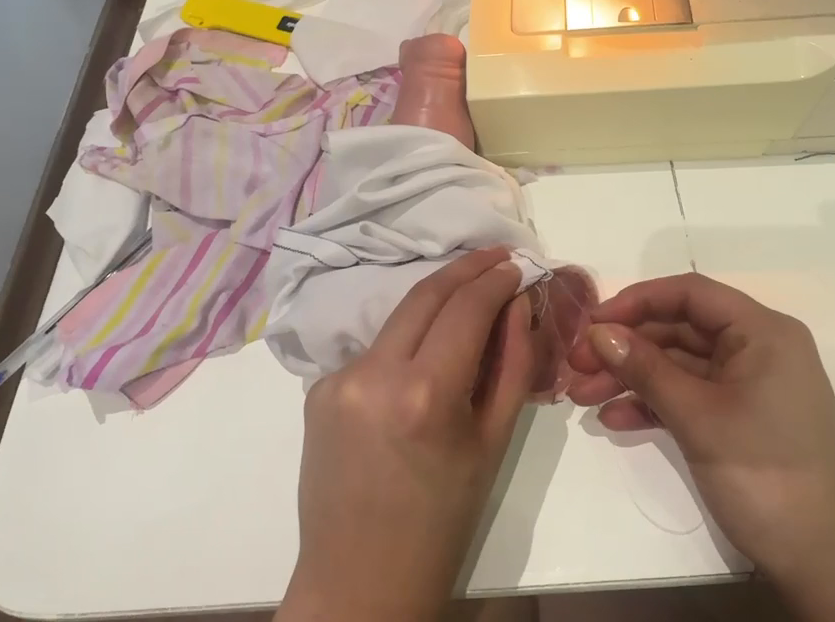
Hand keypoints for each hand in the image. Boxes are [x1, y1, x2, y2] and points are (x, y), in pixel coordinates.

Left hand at [277, 249, 532, 621]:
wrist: (361, 578)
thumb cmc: (443, 519)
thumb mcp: (492, 442)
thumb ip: (512, 364)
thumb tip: (517, 304)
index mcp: (424, 395)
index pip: (466, 309)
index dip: (495, 279)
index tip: (517, 264)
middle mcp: (373, 374)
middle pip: (424, 295)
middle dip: (465, 268)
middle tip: (496, 255)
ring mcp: (337, 379)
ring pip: (397, 320)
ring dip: (435, 302)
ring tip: (470, 296)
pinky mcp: (316, 389)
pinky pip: (374, 351)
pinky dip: (404, 344)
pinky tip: (424, 358)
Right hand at [568, 274, 834, 621]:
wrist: (820, 561)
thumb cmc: (764, 473)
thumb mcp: (698, 417)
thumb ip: (645, 368)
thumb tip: (597, 332)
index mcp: (763, 332)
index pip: (690, 294)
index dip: (637, 301)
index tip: (591, 322)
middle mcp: (759, 349)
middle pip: (680, 329)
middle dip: (626, 346)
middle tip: (576, 366)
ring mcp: (751, 385)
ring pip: (680, 365)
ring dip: (632, 378)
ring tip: (582, 397)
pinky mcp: (742, 419)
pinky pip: (690, 396)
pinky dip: (654, 405)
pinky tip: (614, 421)